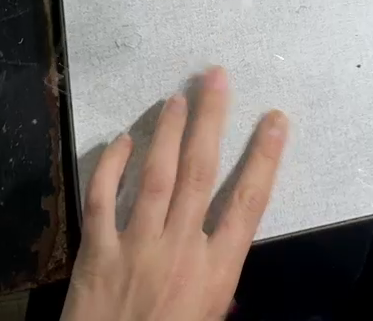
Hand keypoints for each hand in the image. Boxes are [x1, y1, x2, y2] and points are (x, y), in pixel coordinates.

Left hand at [62, 67, 289, 320]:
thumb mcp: (208, 320)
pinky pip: (103, 197)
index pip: (248, 204)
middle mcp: (180, 250)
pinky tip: (123, 139)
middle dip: (212, 120)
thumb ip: (218, 279)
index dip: (264, 157)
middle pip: (202, 172)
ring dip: (169, 131)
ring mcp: (137, 246)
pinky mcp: (96, 251)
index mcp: (216, 273)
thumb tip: (226, 243)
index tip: (276, 118)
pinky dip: (112, 165)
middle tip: (216, 76)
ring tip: (178, 96)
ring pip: (157, 175)